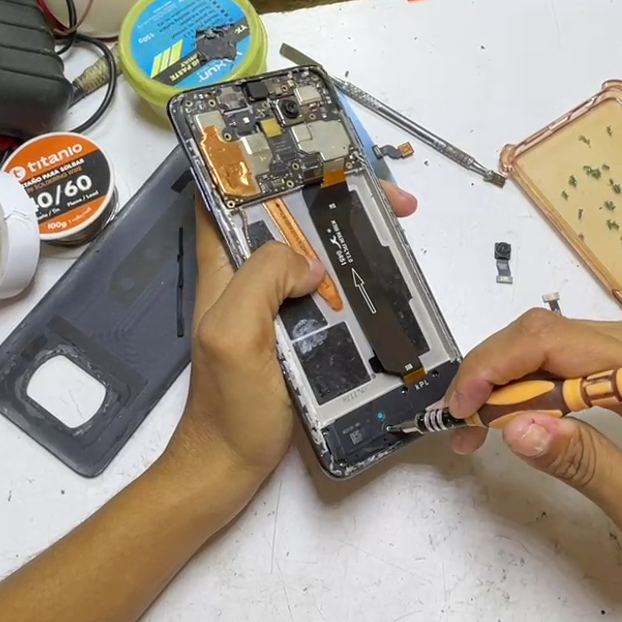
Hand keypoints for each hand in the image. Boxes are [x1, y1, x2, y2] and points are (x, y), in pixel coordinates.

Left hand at [160, 182, 417, 501]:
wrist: (231, 467)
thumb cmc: (227, 405)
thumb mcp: (234, 333)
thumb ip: (262, 280)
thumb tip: (312, 262)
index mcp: (223, 266)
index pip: (226, 195)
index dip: (262, 167)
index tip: (311, 154)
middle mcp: (247, 276)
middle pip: (285, 216)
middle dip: (330, 196)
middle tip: (387, 198)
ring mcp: (274, 304)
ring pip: (311, 250)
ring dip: (349, 233)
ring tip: (398, 223)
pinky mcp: (297, 330)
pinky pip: (327, 290)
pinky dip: (354, 276)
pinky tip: (384, 275)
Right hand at [443, 311, 621, 579]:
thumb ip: (589, 468)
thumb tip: (517, 427)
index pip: (556, 345)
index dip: (495, 370)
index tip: (460, 415)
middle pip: (544, 333)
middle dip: (490, 376)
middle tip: (464, 431)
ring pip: (547, 338)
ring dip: (504, 378)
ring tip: (482, 429)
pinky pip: (565, 351)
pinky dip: (529, 380)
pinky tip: (518, 415)